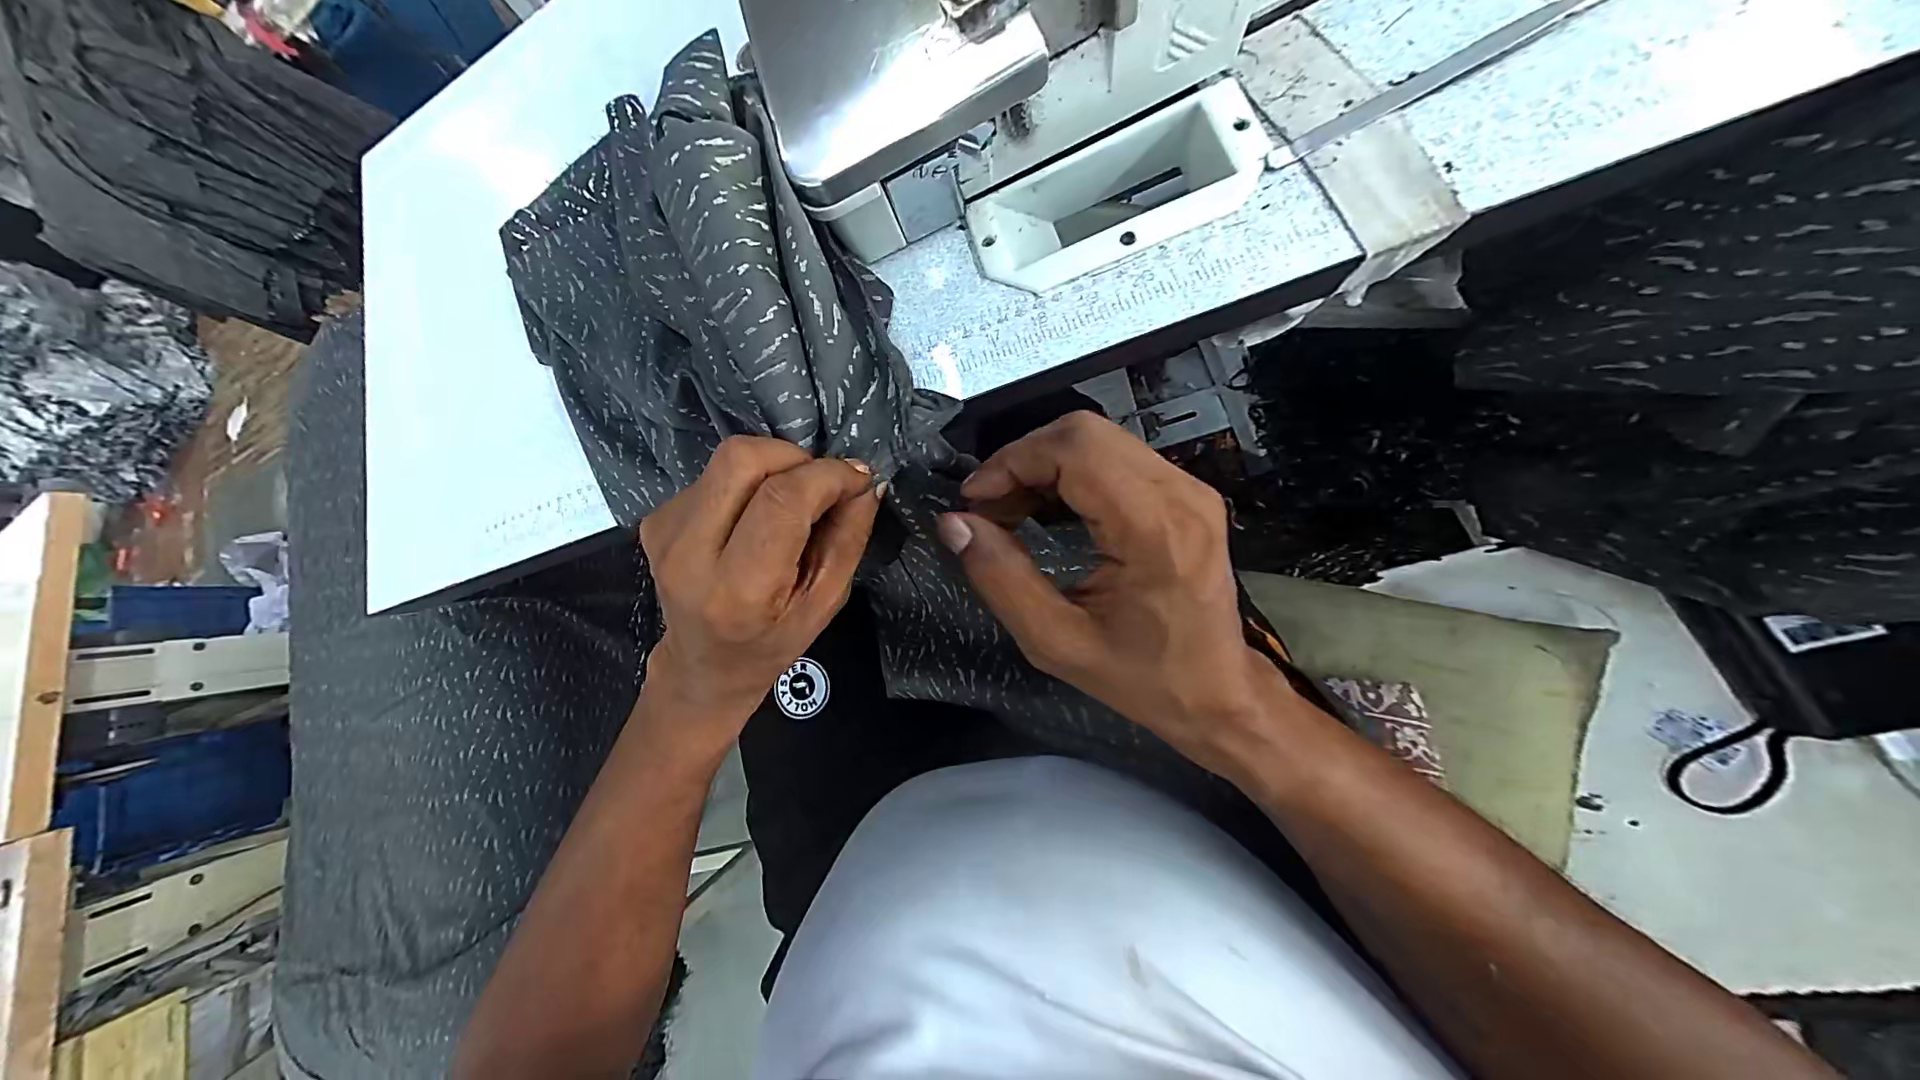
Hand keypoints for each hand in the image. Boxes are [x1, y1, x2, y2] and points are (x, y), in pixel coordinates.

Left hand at [639, 437, 879, 754]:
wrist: (703, 666)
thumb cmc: (774, 642)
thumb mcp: (826, 602)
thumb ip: (848, 538)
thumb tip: (865, 483)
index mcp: (738, 590)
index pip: (782, 500)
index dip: (828, 475)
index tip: (858, 479)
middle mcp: (690, 554)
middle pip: (743, 459)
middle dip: (796, 458)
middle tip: (821, 485)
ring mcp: (665, 532)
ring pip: (728, 459)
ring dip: (773, 467)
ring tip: (791, 503)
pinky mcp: (656, 518)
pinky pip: (714, 475)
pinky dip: (749, 483)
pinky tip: (756, 517)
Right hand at [937, 412, 1307, 777]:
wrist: (1218, 693)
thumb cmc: (1143, 678)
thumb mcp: (1056, 642)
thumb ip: (1000, 578)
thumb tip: (954, 523)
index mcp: (1154, 528)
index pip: (1075, 449)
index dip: (1012, 462)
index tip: (973, 500)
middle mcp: (1181, 493)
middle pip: (1084, 432)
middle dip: (1022, 460)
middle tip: (989, 508)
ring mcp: (1190, 489)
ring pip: (1099, 438)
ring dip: (1043, 465)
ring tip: (1011, 511)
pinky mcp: (1187, 494)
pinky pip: (1117, 457)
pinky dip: (1070, 473)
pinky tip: (1047, 509)